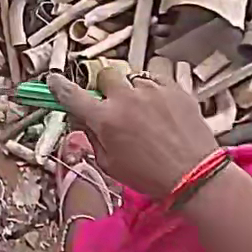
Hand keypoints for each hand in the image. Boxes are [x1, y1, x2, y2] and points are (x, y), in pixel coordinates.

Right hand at [47, 69, 218, 198]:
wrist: (197, 176)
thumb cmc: (151, 176)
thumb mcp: (109, 164)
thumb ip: (91, 136)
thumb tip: (81, 117)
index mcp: (105, 119)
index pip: (71, 94)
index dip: (58, 86)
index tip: (53, 81)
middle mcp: (125, 99)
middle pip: (104, 74)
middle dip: (106, 87)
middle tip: (114, 103)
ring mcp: (151, 90)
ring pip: (132, 77)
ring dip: (133, 90)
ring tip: (145, 111)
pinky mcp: (174, 87)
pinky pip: (156, 78)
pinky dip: (154, 89)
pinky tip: (161, 108)